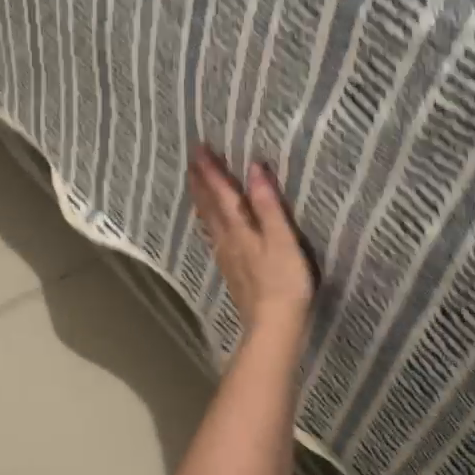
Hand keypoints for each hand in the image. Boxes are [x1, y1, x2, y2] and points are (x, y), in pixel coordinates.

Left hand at [188, 147, 315, 344]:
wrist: (272, 326)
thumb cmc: (284, 281)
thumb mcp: (282, 239)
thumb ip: (268, 204)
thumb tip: (254, 168)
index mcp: (239, 228)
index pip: (222, 192)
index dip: (211, 170)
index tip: (199, 148)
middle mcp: (227, 239)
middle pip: (210, 205)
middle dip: (201, 181)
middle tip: (191, 160)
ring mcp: (227, 256)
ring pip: (209, 221)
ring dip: (201, 199)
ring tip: (194, 184)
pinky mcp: (232, 271)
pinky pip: (214, 236)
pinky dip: (208, 221)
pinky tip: (210, 225)